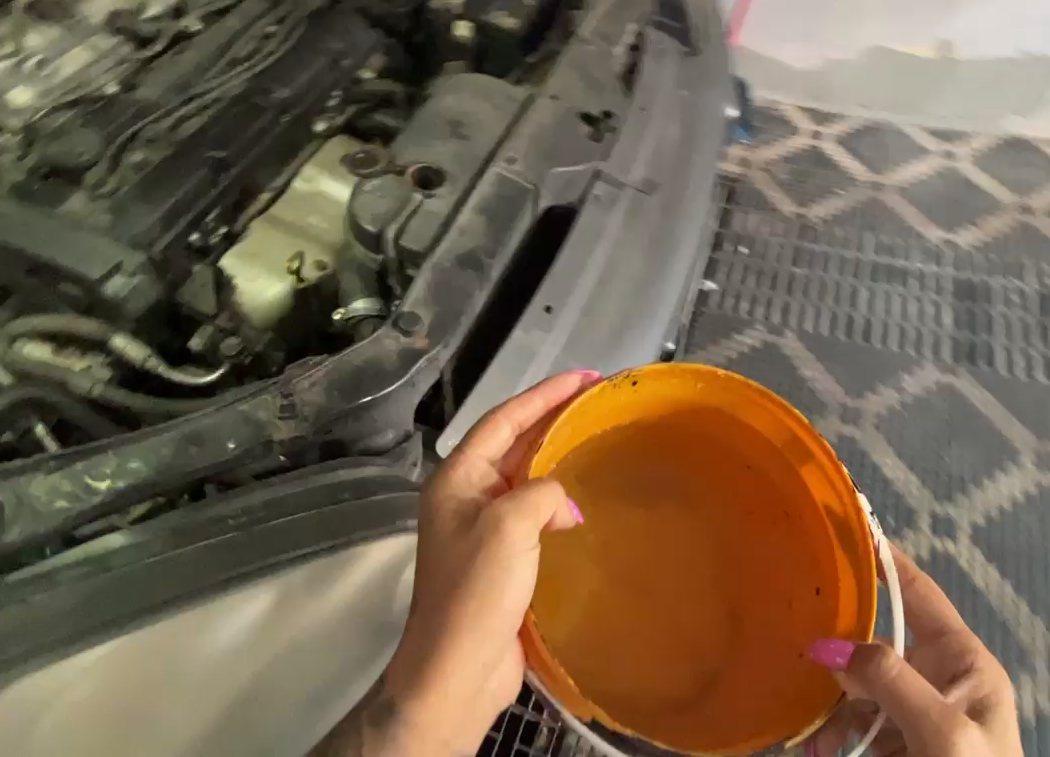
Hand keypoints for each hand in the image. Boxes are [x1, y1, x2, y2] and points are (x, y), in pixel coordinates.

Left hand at [380, 370, 596, 756]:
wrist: (456, 671)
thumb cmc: (475, 590)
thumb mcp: (509, 525)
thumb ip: (542, 493)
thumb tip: (564, 505)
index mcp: (457, 477)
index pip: (504, 419)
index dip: (543, 394)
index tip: (582, 377)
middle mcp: (466, 495)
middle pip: (512, 441)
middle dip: (551, 418)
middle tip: (593, 398)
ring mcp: (481, 526)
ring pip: (524, 476)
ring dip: (555, 457)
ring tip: (592, 438)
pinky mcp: (499, 556)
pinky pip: (531, 512)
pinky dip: (556, 500)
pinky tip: (580, 505)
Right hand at [804, 551, 1021, 756]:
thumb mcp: (942, 733)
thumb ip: (886, 680)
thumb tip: (825, 646)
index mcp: (965, 663)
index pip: (917, 592)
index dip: (883, 558)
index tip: (844, 524)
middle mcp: (941, 681)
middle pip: (877, 643)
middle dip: (837, 655)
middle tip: (798, 653)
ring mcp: (921, 718)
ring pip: (860, 691)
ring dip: (832, 713)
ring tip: (811, 743)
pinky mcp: (903, 749)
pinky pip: (859, 729)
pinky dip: (836, 738)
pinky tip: (816, 750)